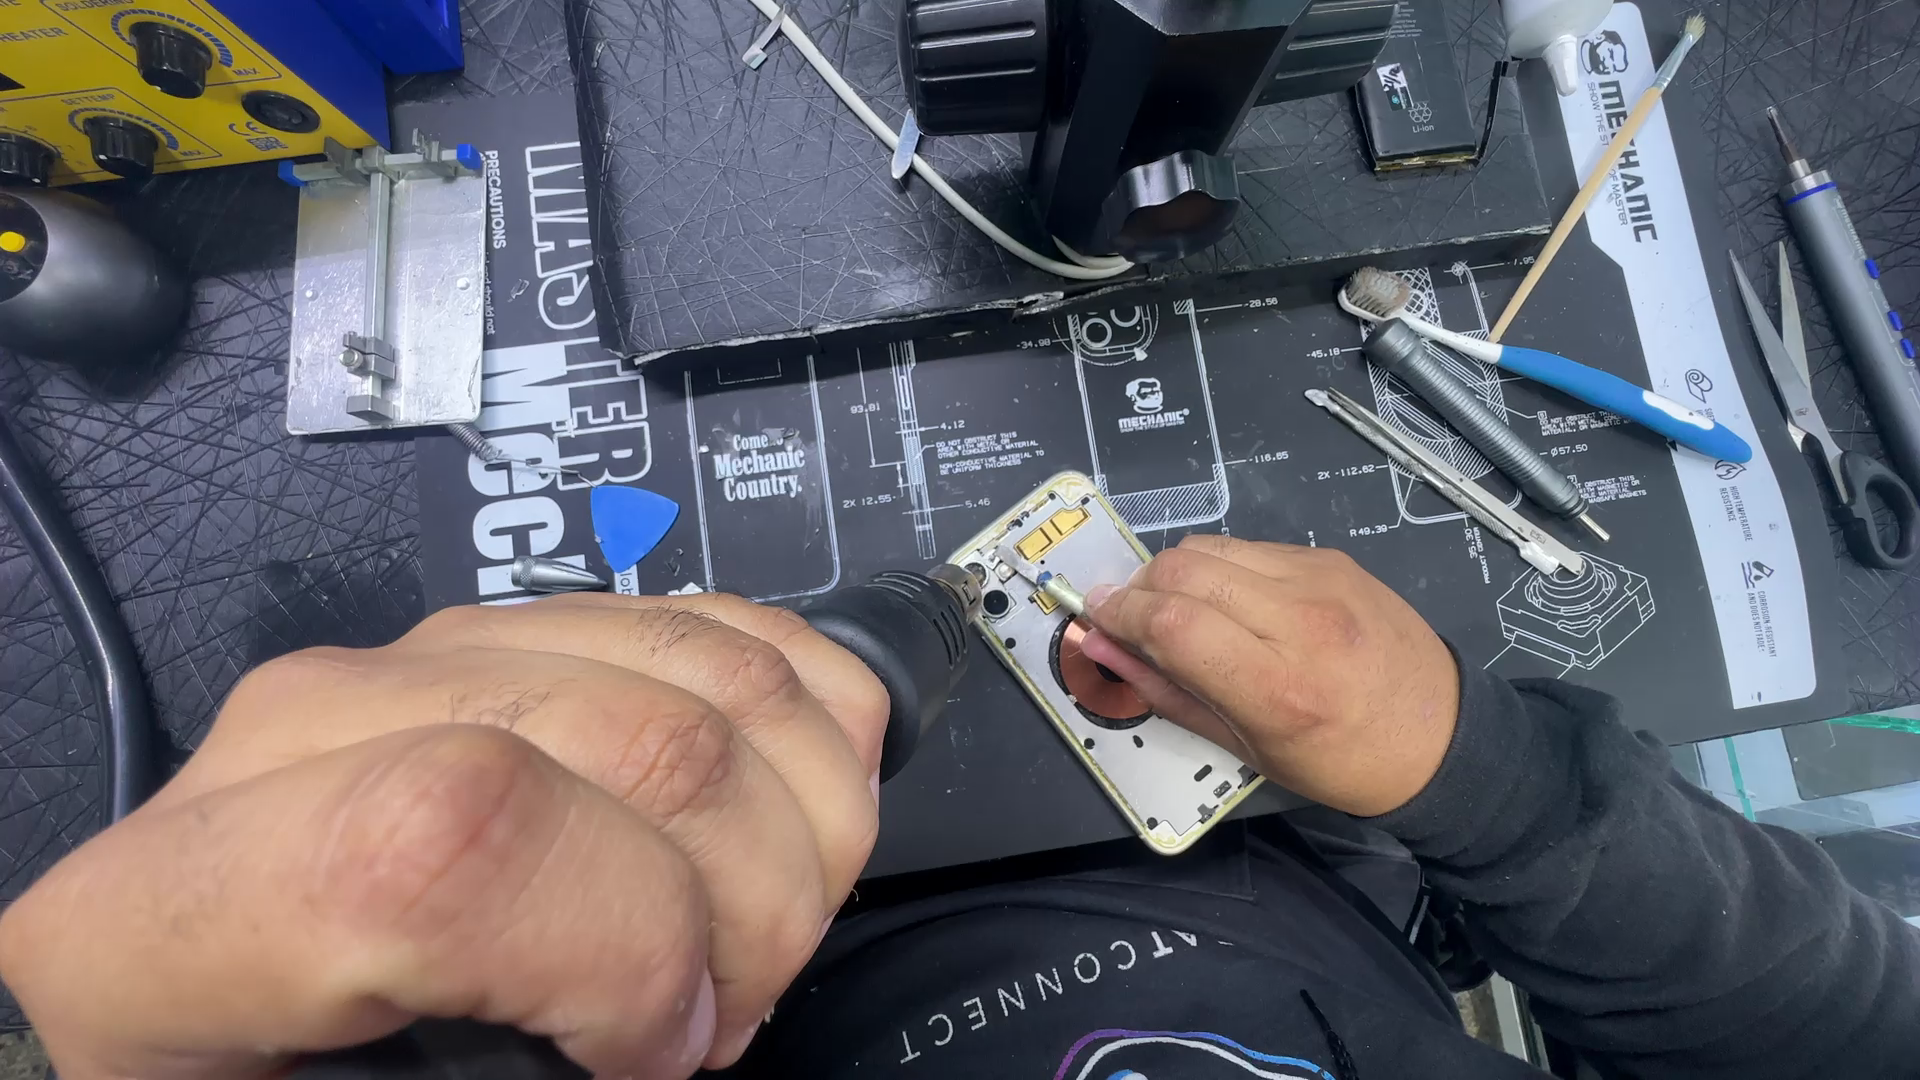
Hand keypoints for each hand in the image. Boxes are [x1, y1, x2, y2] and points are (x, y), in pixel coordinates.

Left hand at [0, 593, 887, 1079]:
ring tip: (767, 902)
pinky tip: (796, 798)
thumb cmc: (327, 1067)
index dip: (622, 943)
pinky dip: (827, 718)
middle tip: (738, 992)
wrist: (290, 942)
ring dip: (813, 816)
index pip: (450, 835)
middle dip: (763, 897)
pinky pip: (752, 628)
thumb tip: (694, 1014)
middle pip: (653, 743)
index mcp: (201, 890)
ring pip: (733, 673)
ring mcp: (482, 636)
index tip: (663, 1043)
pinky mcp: (580, 616)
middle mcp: (343, 712)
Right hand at [1077, 536, 1458, 816]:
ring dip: (1172, 572)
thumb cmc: (1336, 762)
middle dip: (1137, 587)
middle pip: (1182, 570)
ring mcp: (1318, 579)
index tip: (1095, 616)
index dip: (1119, 614)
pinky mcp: (1329, 557)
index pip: (1171, 625)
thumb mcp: (1240, 748)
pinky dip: (1215, 567)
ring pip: (1207, 547)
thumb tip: (1100, 645)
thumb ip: (1162, 690)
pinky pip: (1245, 546)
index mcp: (1276, 688)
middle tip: (1130, 614)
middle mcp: (1298, 621)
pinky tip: (1226, 598)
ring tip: (1175, 605)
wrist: (1443, 738)